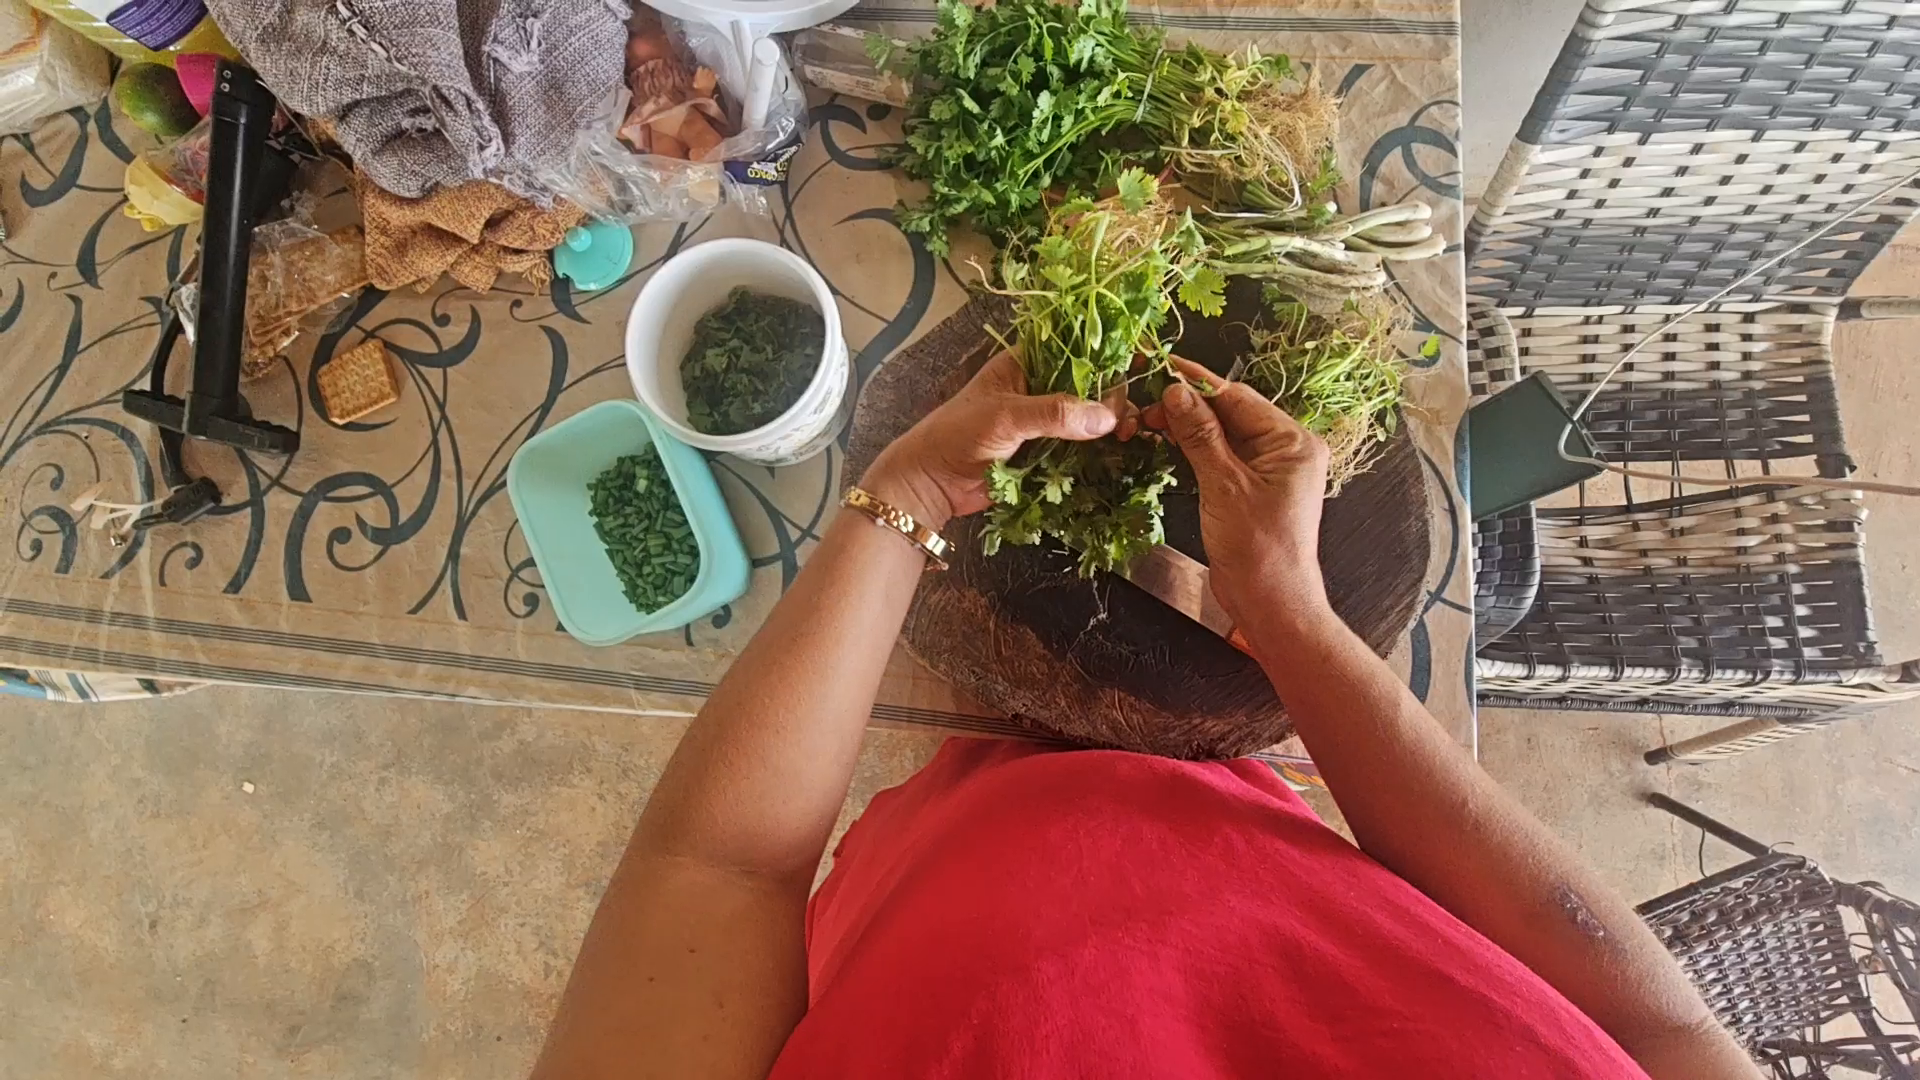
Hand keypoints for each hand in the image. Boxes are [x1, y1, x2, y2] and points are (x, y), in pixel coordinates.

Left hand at [861, 349, 1116, 530]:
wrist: (930, 483)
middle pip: (1089, 387)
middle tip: (1129, 419)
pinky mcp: (1044, 456)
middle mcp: (1038, 389)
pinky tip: (1117, 456)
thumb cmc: (957, 436)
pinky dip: (1095, 454)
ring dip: (1107, 429)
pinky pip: (1077, 451)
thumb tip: (1107, 416)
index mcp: (1026, 364)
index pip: (1076, 349)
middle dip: (1113, 399)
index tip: (1137, 369)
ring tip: (1128, 438)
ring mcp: (1042, 425)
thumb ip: (1054, 413)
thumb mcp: (1005, 416)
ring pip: (1086, 420)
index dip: (1107, 356)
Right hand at [1143, 357, 1331, 630]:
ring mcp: (1267, 469)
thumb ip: (1200, 436)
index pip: (1237, 397)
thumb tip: (1176, 393)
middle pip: (1229, 412)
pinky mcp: (1249, 488)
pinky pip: (1218, 457)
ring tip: (1146, 421)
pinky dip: (1192, 449)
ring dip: (1185, 427)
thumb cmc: (1256, 547)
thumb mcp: (1224, 485)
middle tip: (1143, 403)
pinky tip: (1165, 442)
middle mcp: (1284, 449)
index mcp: (1291, 442)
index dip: (1196, 382)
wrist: (1269, 600)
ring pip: (1221, 434)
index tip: (1160, 366)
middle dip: (1186, 406)